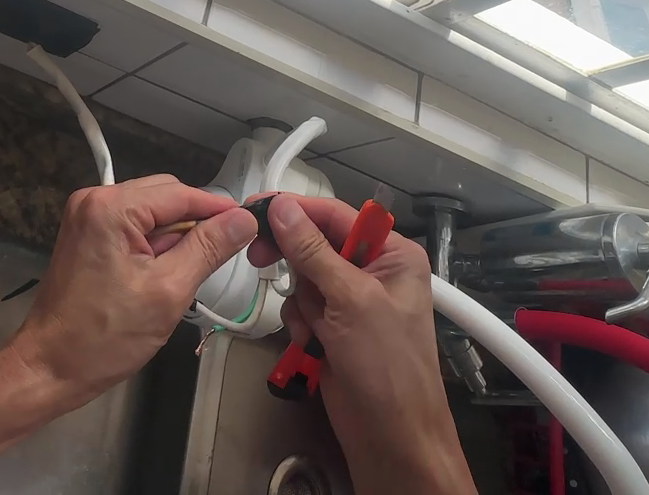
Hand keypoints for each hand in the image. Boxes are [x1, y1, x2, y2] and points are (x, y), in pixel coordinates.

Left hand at [8, 175, 256, 404]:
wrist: (48, 368)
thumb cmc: (104, 337)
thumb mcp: (167, 292)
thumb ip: (208, 249)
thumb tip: (244, 219)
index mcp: (111, 206)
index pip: (180, 193)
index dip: (218, 209)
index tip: (250, 223)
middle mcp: (95, 198)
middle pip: (164, 195)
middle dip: (194, 223)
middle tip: (218, 257)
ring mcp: (87, 214)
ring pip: (150, 210)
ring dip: (173, 236)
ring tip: (183, 274)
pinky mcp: (86, 232)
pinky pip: (132, 224)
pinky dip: (153, 243)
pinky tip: (161, 272)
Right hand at [252, 195, 476, 494]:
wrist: (393, 443)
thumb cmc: (386, 367)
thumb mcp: (349, 300)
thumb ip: (311, 250)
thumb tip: (280, 206)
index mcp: (391, 253)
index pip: (335, 215)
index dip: (295, 208)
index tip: (256, 206)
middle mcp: (373, 269)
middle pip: (315, 241)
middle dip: (292, 257)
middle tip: (258, 256)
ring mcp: (351, 299)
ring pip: (303, 274)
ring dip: (301, 300)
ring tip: (315, 329)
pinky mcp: (334, 325)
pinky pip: (302, 304)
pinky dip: (300, 321)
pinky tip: (312, 344)